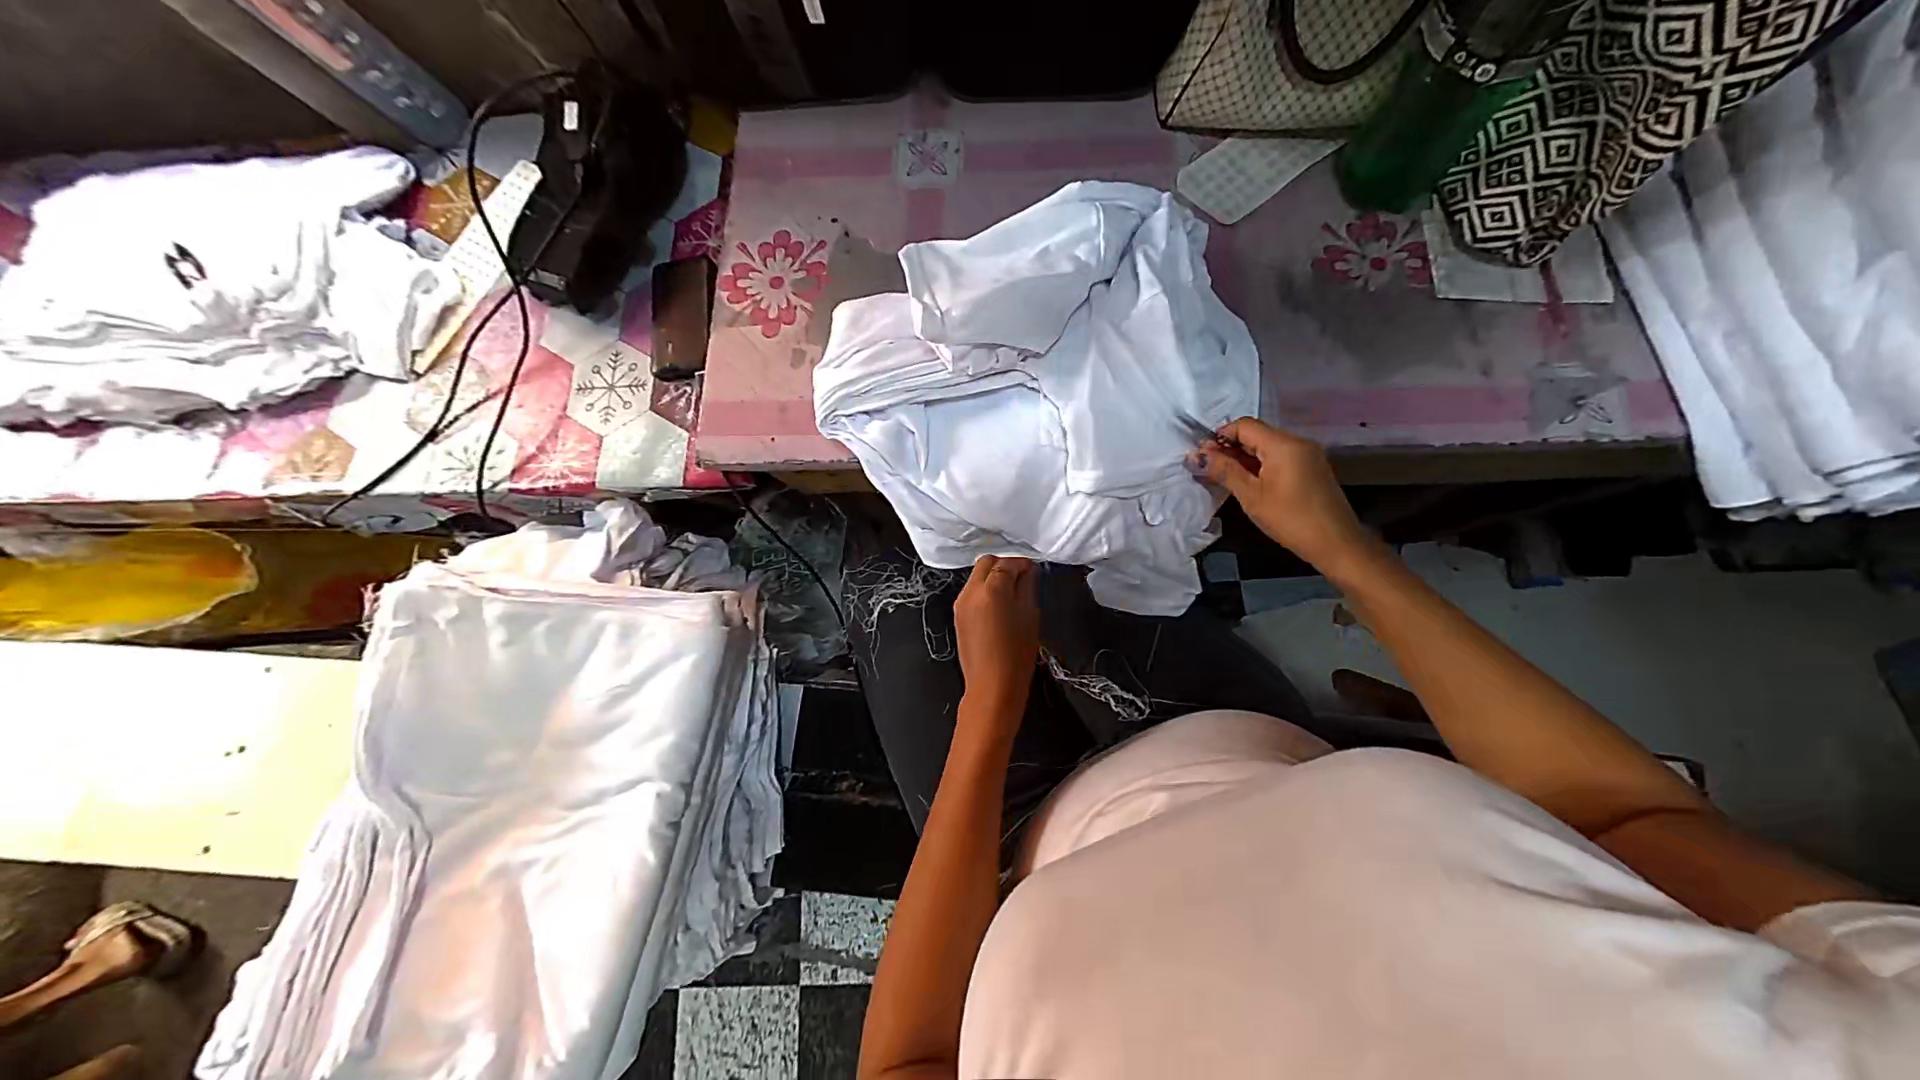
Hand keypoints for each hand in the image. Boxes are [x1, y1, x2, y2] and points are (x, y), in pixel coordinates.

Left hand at [953, 555, 1039, 716]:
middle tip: (1022, 578)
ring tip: (1012, 593)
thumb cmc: (1017, 654)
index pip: (1007, 563)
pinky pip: (971, 592)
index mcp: (992, 590)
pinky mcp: (957, 615)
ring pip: (976, 576)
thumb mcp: (1030, 616)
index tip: (1033, 571)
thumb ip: (1027, 587)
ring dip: (993, 577)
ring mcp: (961, 603)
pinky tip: (999, 606)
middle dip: (1004, 565)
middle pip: (986, 563)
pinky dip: (984, 590)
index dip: (1022, 564)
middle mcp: (971, 592)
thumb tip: (1027, 572)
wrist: (992, 686)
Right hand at [1196, 418, 1380, 574]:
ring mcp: (1308, 455)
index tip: (1202, 455)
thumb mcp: (1251, 495)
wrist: (1336, 543)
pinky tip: (1248, 482)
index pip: (1245, 425)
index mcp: (1283, 444)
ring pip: (1268, 447)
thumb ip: (1224, 470)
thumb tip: (1199, 455)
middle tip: (1208, 467)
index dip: (1220, 436)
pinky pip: (1280, 458)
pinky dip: (1260, 465)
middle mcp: (1298, 443)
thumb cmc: (1290, 519)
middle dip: (1230, 447)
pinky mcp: (1311, 469)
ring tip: (1224, 477)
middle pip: (1257, 434)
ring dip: (1244, 457)